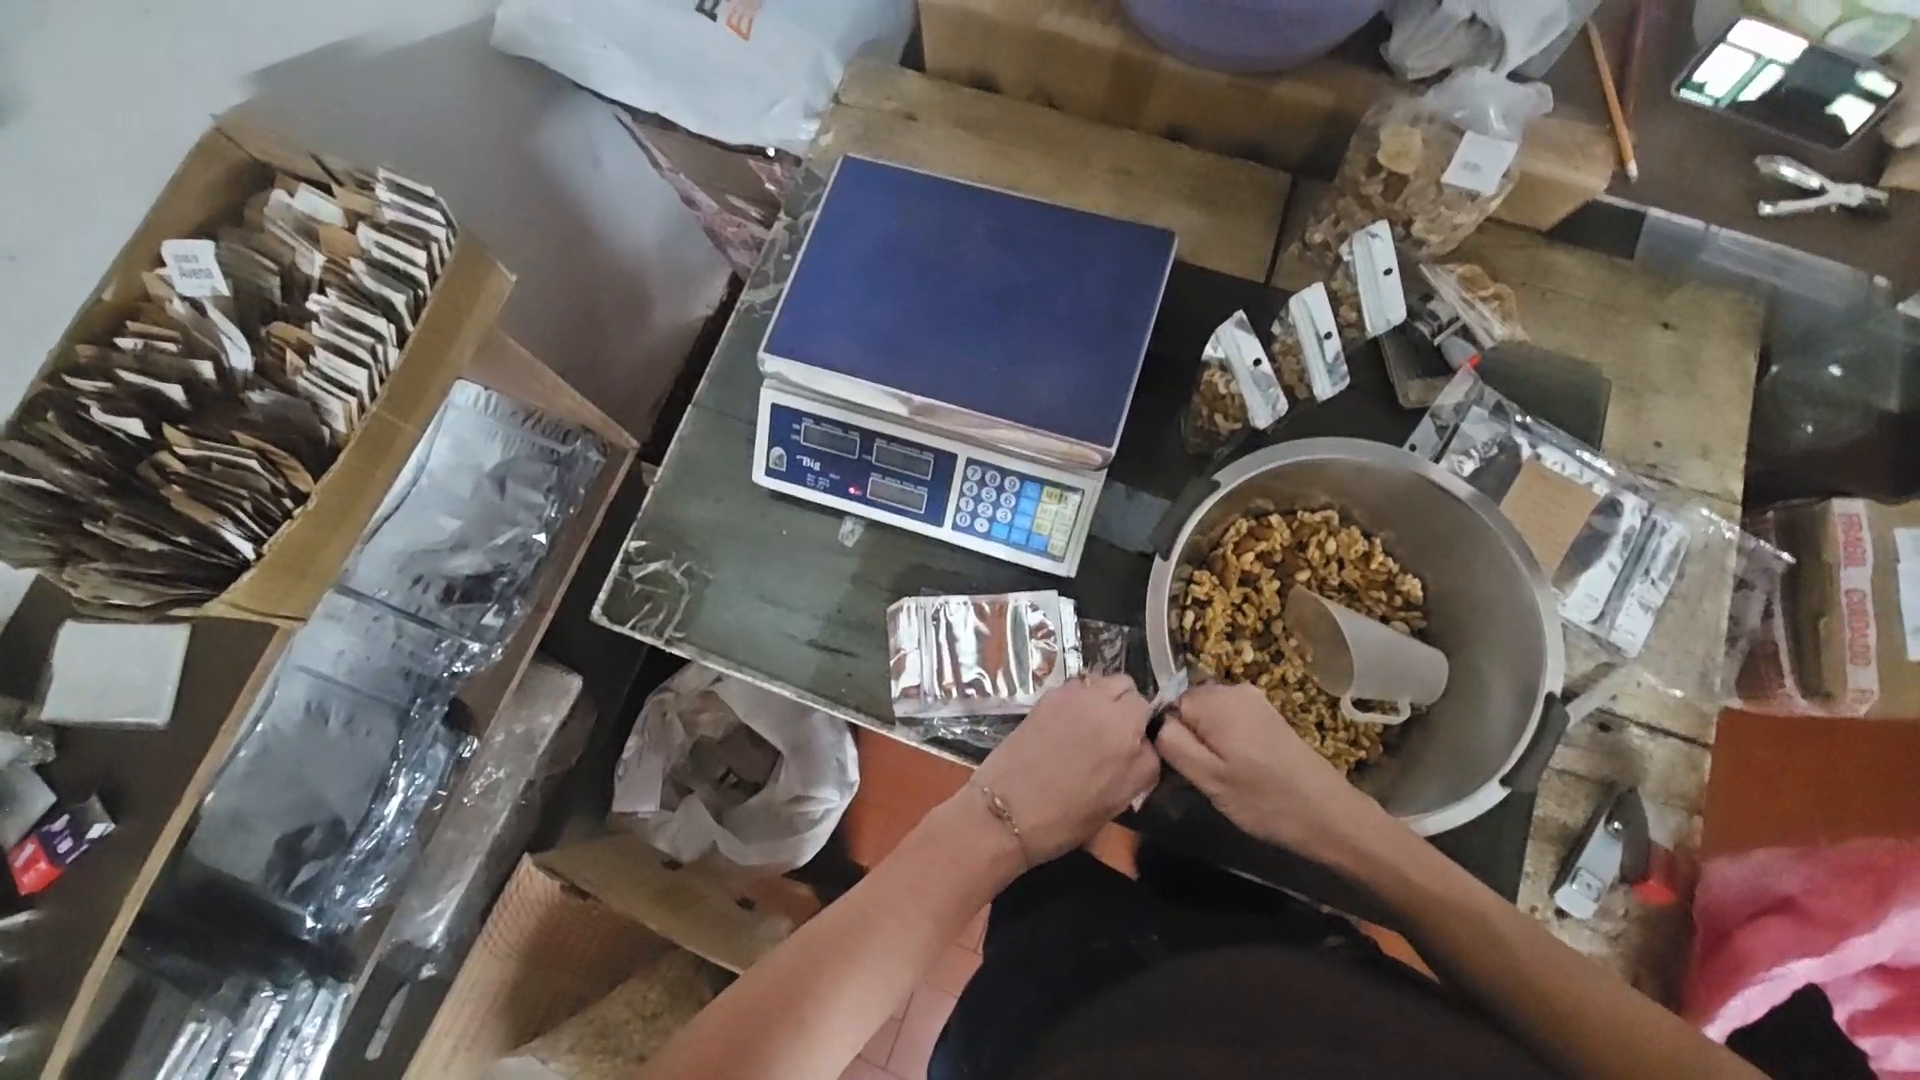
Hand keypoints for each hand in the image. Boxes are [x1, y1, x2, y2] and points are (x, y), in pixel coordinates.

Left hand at [966, 676, 1160, 865]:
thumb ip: (1146, 762)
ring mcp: (1067, 696)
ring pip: (1095, 682)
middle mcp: (1098, 700)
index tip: (1134, 741)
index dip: (1142, 722)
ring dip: (1098, 698)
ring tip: (1089, 727)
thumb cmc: (1070, 814)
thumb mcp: (1122, 797)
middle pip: (1122, 684)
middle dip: (1123, 702)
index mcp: (1124, 724)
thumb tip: (1146, 743)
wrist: (1007, 811)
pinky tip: (1065, 727)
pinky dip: (1074, 701)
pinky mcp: (1043, 699)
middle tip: (1114, 732)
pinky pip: (1070, 689)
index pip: (1146, 703)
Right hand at [1154, 682, 1398, 863]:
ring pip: (1209, 718)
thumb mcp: (1207, 777)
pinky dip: (1229, 744)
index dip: (1170, 737)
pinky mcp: (1269, 716)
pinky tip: (1243, 772)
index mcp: (1214, 699)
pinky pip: (1231, 722)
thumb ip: (1171, 743)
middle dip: (1190, 739)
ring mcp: (1255, 701)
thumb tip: (1153, 721)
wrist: (1330, 815)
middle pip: (1189, 709)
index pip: (1168, 706)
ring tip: (1225, 778)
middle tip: (1205, 777)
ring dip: (1209, 744)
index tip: (1186, 768)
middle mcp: (1234, 689)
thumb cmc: (1263, 799)